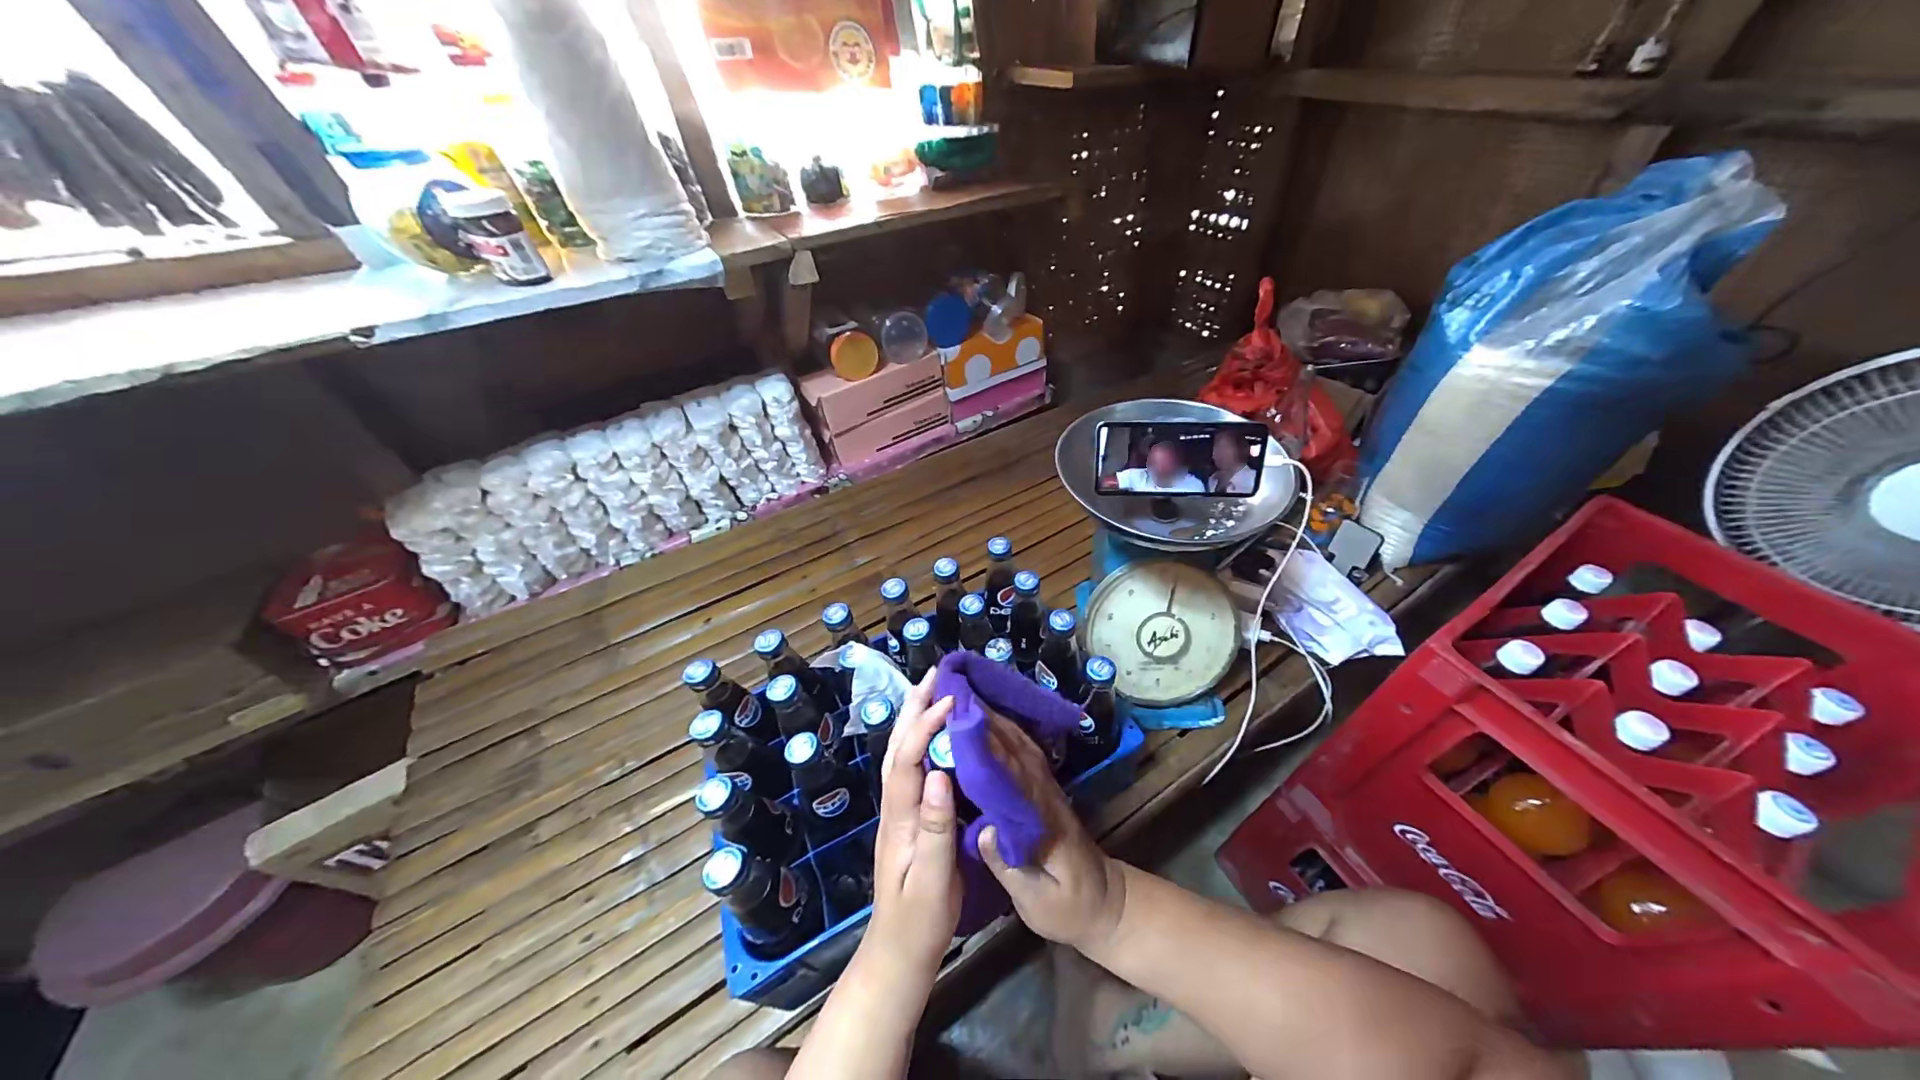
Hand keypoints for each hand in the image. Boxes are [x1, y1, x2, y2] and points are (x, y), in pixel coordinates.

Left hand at [864, 667, 961, 979]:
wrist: (899, 950)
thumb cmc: (920, 920)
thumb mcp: (934, 881)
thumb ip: (935, 828)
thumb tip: (938, 773)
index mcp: (899, 818)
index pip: (908, 760)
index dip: (926, 726)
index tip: (952, 700)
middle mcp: (893, 807)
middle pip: (898, 747)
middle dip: (914, 707)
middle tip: (935, 674)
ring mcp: (897, 812)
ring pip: (901, 754)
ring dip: (915, 718)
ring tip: (933, 690)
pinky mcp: (907, 818)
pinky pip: (911, 767)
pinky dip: (921, 740)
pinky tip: (936, 734)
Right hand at [975, 714, 1126, 951]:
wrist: (1107, 905)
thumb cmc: (1070, 909)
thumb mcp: (1039, 902)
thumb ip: (1011, 867)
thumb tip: (982, 829)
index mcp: (1042, 819)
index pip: (1010, 774)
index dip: (985, 746)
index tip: (958, 720)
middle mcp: (1045, 794)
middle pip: (1013, 748)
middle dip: (982, 719)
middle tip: (951, 692)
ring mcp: (1047, 788)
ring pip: (1019, 744)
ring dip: (993, 717)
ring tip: (964, 694)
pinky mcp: (1045, 790)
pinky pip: (1023, 752)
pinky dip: (1005, 730)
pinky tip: (988, 717)